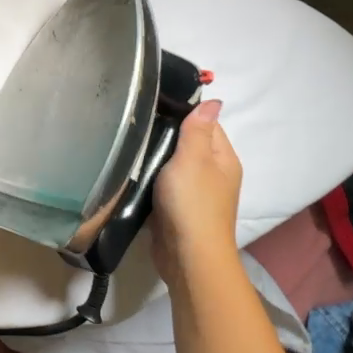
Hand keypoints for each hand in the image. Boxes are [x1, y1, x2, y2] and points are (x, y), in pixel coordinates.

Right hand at [151, 100, 241, 283]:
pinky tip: (133, 168)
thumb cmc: (192, 202)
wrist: (188, 253)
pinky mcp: (178, 204)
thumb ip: (198, 130)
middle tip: (133, 120)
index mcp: (224, 159)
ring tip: (128, 140)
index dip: (183, 112)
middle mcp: (214, 172)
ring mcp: (196, 190)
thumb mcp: (193, 159)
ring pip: (174, 161)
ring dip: (155, 153)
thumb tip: (214, 100)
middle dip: (165, 132)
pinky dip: (151, 173)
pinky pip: (164, 179)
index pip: (206, 123)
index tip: (151, 102)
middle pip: (189, 142)